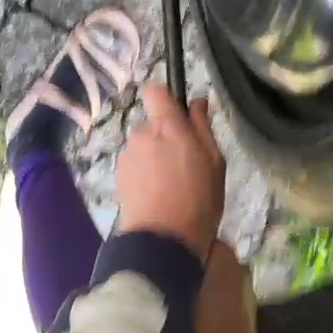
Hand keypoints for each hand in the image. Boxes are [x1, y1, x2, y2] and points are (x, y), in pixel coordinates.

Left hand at [116, 84, 225, 256]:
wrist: (163, 242)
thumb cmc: (198, 200)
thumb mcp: (215, 162)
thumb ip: (202, 126)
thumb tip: (197, 101)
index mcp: (166, 125)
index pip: (155, 90)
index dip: (166, 96)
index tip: (178, 113)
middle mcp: (141, 133)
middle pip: (152, 123)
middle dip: (166, 136)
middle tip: (185, 163)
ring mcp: (127, 155)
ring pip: (143, 146)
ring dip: (154, 156)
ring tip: (171, 185)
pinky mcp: (118, 176)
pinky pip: (134, 164)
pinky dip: (144, 173)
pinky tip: (157, 195)